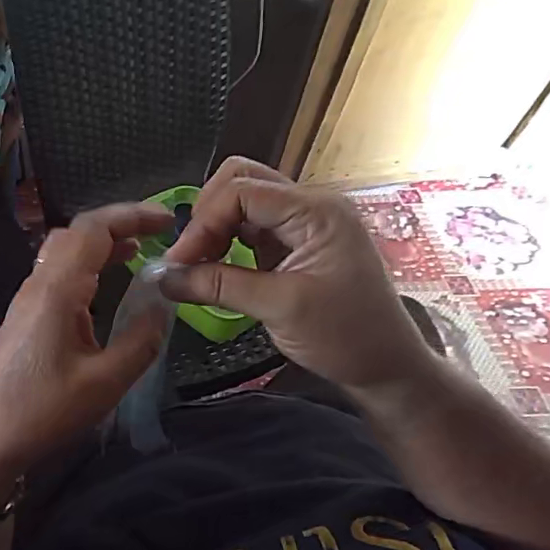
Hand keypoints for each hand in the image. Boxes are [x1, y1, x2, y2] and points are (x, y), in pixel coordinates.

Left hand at [0, 202, 172, 505]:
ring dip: (101, 247)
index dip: (132, 216)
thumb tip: (162, 306)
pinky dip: (87, 268)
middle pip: (77, 234)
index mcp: (57, 289)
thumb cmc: (43, 410)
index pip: (93, 229)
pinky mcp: (24, 318)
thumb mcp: (105, 382)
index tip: (168, 221)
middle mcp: (38, 284)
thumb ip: (140, 340)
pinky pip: (58, 276)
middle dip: (118, 225)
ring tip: (139, 254)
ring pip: (64, 253)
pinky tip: (105, 289)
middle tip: (156, 235)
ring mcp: (27, 300)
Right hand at [160, 157, 436, 394]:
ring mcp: (302, 224)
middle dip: (206, 216)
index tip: (178, 262)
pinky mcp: (293, 244)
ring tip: (198, 266)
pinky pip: (248, 227)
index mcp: (316, 211)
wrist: (386, 367)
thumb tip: (162, 277)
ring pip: (241, 202)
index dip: (203, 222)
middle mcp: (309, 206)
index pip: (241, 191)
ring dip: (213, 229)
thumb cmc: (345, 336)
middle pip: (240, 182)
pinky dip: (225, 242)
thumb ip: (218, 285)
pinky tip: (215, 268)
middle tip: (190, 258)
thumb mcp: (279, 308)